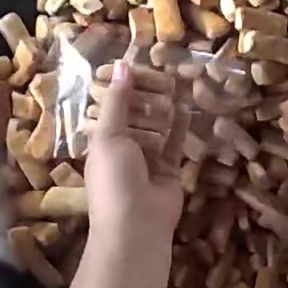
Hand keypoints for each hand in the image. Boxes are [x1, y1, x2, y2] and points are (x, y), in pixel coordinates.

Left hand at [83, 69, 182, 249]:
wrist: (136, 224)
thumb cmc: (114, 178)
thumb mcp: (109, 136)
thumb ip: (118, 102)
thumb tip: (122, 64)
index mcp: (101, 143)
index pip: (112, 109)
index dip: (123, 88)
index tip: (137, 62)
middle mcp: (123, 150)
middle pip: (136, 116)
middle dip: (147, 95)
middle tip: (164, 65)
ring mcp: (147, 160)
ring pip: (157, 127)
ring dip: (165, 105)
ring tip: (179, 76)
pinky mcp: (169, 169)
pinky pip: (176, 142)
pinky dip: (181, 124)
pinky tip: (187, 102)